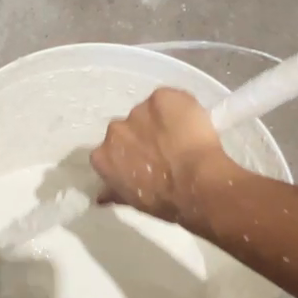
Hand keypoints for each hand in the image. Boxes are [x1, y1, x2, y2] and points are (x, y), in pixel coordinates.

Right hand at [89, 87, 229, 226]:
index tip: (141, 161)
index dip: (128, 154)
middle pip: (127, 128)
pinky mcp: (162, 96)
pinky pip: (169, 99)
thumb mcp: (133, 200)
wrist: (195, 183)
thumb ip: (115, 190)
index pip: (110, 150)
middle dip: (142, 135)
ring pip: (149, 112)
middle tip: (163, 150)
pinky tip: (191, 124)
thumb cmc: (163, 200)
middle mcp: (115, 130)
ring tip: (181, 138)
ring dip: (161, 121)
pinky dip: (179, 108)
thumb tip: (102, 195)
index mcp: (102, 156)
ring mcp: (138, 110)